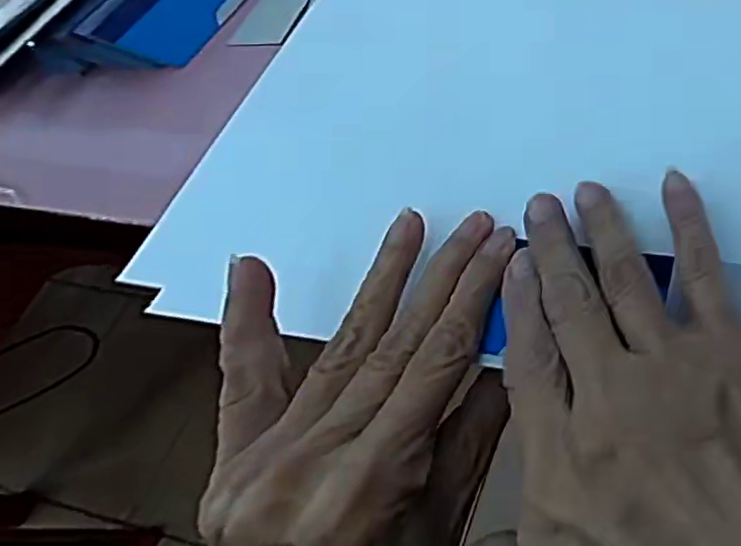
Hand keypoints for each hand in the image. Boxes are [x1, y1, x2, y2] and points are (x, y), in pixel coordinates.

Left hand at [202, 209, 516, 545]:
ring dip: (383, 276)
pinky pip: (242, 382)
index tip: (499, 250)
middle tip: (477, 227)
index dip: (476, 295)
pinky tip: (249, 269)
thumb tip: (507, 357)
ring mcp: (265, 459)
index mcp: (368, 482)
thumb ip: (472, 438)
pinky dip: (246, 320)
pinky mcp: (233, 461)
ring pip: (343, 343)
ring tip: (409, 225)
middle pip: (398, 340)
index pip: (438, 358)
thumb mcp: (441, 526)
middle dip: (446, 273)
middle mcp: (311, 461)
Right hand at [498, 172, 740, 545]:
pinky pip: (699, 269)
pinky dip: (686, 222)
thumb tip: (501, 477)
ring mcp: (670, 363)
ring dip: (604, 227)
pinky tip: (674, 187)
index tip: (514, 264)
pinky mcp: (725, 344)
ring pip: (625, 275)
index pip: (528, 356)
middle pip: (570, 303)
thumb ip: (534, 499)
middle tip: (540, 208)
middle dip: (552, 248)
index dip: (518, 302)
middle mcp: (609, 395)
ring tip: (588, 192)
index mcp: (565, 453)